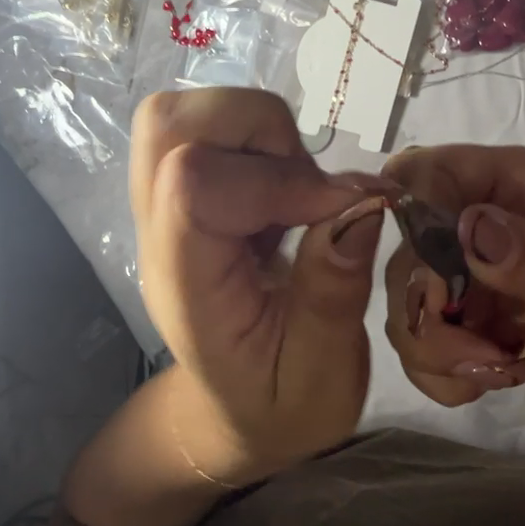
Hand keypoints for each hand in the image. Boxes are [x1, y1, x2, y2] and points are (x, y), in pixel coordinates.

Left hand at [130, 88, 388, 484]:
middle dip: (261, 134)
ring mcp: (163, 209)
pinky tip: (281, 194)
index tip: (338, 211)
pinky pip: (204, 129)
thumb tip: (364, 202)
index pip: (194, 184)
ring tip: (295, 192)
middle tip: (307, 191)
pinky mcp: (182, 194)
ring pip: (183, 115)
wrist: (234, 411)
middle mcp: (160, 233)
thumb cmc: (278, 405)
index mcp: (186, 284)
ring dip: (258, 132)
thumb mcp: (322, 374)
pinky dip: (256, 140)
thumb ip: (334, 293)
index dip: (277, 178)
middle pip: (172, 126)